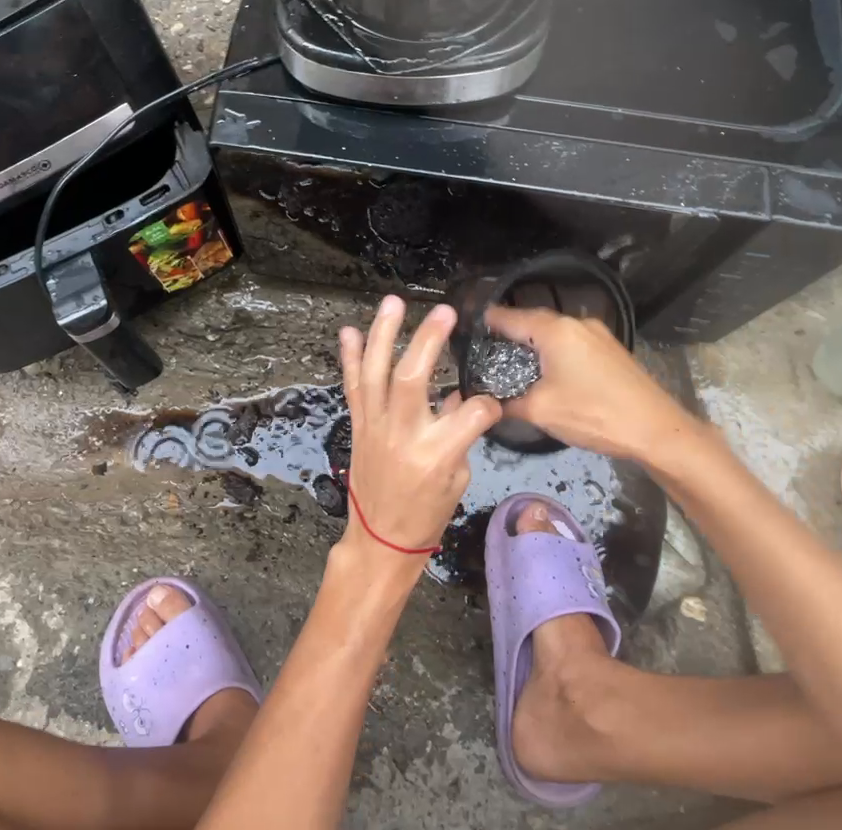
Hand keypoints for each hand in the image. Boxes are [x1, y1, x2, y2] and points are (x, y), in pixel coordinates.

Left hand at [338, 297, 501, 567]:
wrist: (381, 539)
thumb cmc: (426, 514)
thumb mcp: (457, 480)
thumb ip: (459, 435)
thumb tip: (458, 398)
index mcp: (437, 454)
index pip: (472, 412)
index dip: (487, 404)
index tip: (492, 402)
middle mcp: (403, 435)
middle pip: (412, 379)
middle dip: (428, 341)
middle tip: (445, 311)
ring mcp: (375, 427)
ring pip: (376, 373)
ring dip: (383, 335)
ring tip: (393, 303)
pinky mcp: (358, 426)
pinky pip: (353, 387)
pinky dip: (350, 358)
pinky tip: (350, 331)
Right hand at [485, 306, 724, 475]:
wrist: (656, 430)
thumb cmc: (593, 414)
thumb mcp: (541, 410)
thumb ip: (509, 403)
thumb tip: (487, 404)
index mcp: (555, 330)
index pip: (510, 317)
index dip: (487, 322)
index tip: (467, 327)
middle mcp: (577, 324)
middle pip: (534, 322)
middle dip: (510, 334)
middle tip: (485, 349)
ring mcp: (598, 335)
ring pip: (555, 334)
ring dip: (533, 344)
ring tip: (511, 363)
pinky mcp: (611, 351)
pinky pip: (572, 343)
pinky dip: (553, 352)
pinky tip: (546, 372)